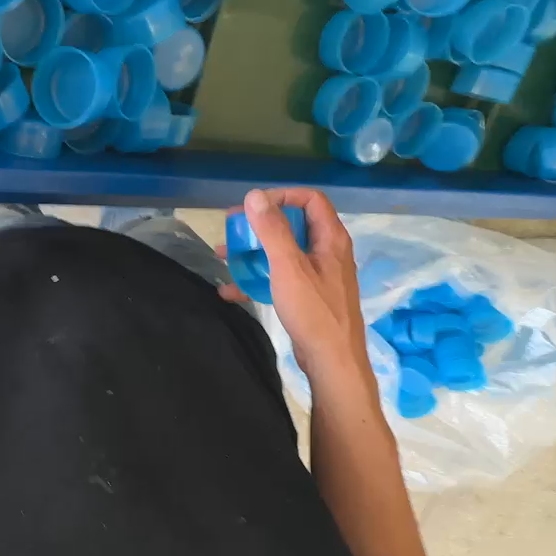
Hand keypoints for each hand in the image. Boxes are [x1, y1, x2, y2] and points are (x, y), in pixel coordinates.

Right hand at [219, 188, 369, 384]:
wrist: (332, 359)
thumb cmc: (313, 310)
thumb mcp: (288, 266)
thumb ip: (272, 230)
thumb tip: (254, 196)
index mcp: (330, 239)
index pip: (310, 200)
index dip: (282, 197)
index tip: (253, 208)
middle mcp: (327, 251)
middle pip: (292, 225)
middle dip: (259, 226)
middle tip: (232, 230)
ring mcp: (317, 274)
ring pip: (282, 252)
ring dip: (253, 252)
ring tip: (223, 257)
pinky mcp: (307, 295)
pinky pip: (279, 277)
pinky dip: (257, 279)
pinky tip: (231, 291)